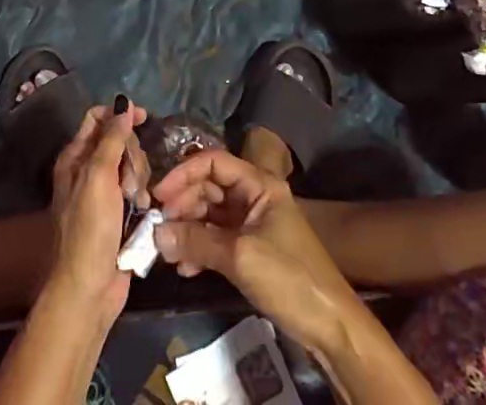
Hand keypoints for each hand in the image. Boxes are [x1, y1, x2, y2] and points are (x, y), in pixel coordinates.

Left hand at [46, 102, 149, 315]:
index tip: (144, 119)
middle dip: (132, 156)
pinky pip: (138, 189)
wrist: (88, 288)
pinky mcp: (119, 213)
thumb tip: (123, 104)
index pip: (97, 119)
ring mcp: (104, 193)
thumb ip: (112, 139)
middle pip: (120, 141)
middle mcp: (87, 171)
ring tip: (136, 202)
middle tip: (130, 181)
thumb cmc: (89, 230)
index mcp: (75, 159)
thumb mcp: (98, 178)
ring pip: (132, 165)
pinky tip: (143, 211)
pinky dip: (143, 196)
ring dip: (139, 178)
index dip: (120, 115)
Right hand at [150, 149, 359, 352]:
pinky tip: (184, 269)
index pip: (214, 163)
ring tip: (167, 253)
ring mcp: (252, 224)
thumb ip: (197, 242)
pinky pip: (216, 239)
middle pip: (210, 187)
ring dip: (187, 230)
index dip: (184, 174)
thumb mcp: (240, 257)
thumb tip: (156, 234)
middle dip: (183, 204)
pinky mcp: (250, 249)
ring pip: (210, 215)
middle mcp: (255, 197)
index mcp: (260, 185)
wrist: (329, 324)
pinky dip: (199, 249)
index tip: (158, 197)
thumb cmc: (290, 278)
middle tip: (158, 229)